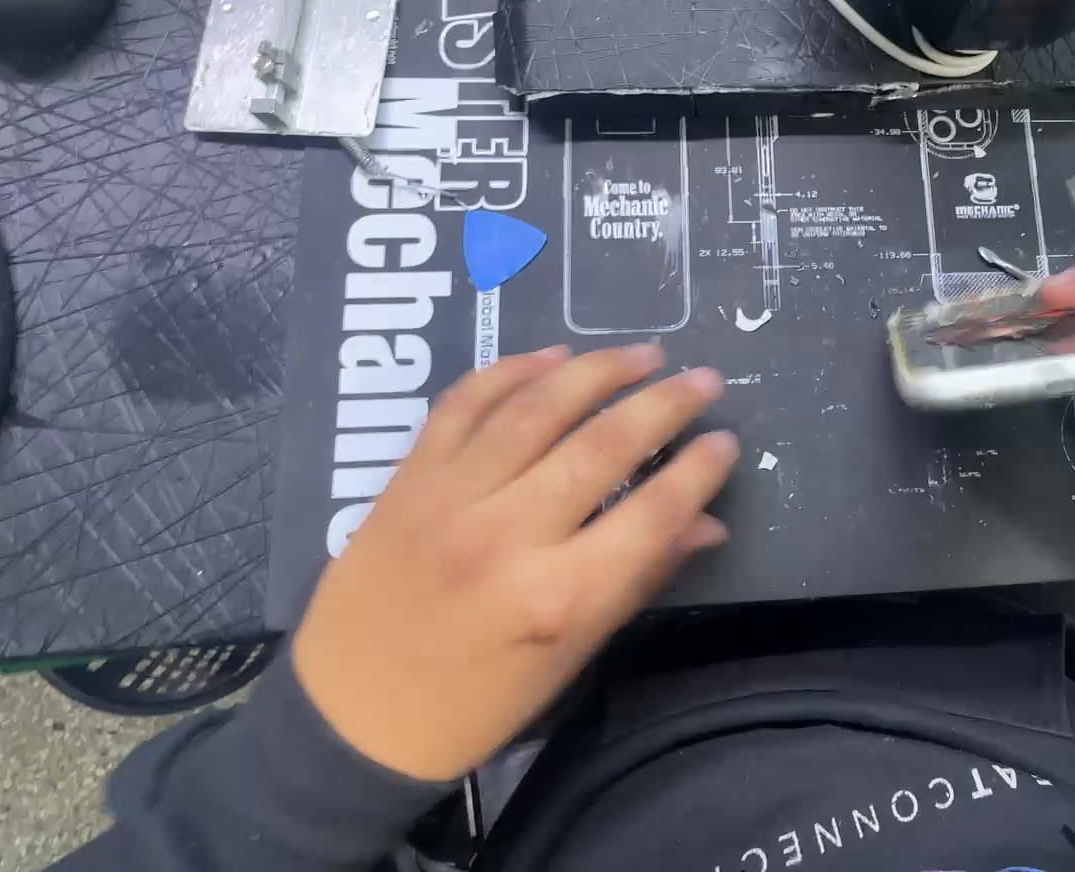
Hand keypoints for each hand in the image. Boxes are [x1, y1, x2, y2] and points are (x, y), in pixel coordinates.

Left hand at [290, 344, 736, 780]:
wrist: (349, 721)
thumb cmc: (478, 703)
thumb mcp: (573, 656)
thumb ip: (642, 578)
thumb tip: (707, 523)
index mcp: (559, 597)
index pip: (653, 513)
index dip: (700, 470)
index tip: (726, 440)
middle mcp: (508, 535)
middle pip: (604, 445)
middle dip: (666, 403)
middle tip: (704, 378)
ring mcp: (450, 498)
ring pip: (537, 407)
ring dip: (599, 370)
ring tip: (644, 353)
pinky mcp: (407, 478)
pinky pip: (464, 403)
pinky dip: (512, 370)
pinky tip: (553, 356)